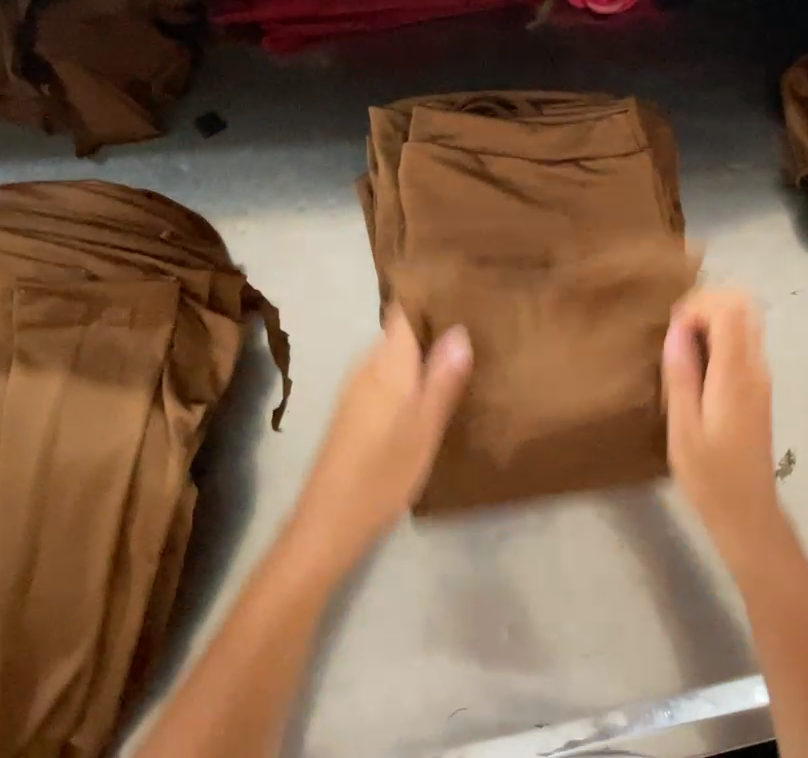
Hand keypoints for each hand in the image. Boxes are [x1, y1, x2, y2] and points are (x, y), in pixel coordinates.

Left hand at [285, 307, 471, 571]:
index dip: (427, 294)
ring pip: (395, 354)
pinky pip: (388, 374)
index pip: (402, 312)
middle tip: (478, 321)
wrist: (328, 523)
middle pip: (400, 331)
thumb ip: (442, 378)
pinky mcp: (355, 411)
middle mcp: (367, 367)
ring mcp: (358, 389)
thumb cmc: (382, 474)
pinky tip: (434, 387)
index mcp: (386, 365)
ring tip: (465, 350)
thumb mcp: (424, 428)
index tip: (462, 285)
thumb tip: (461, 329)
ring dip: (424, 350)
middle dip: (434, 323)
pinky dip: (411, 373)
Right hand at [662, 290, 782, 556]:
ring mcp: (761, 376)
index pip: (730, 309)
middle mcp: (756, 367)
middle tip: (676, 332)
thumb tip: (676, 331)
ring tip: (681, 348)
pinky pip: (743, 341)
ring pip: (747, 320)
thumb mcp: (683, 430)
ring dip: (713, 320)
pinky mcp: (758, 387)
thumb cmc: (710, 477)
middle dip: (707, 304)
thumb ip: (681, 376)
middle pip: (745, 305)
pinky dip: (719, 338)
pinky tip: (695, 367)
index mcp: (736, 375)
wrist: (748, 513)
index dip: (698, 305)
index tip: (672, 330)